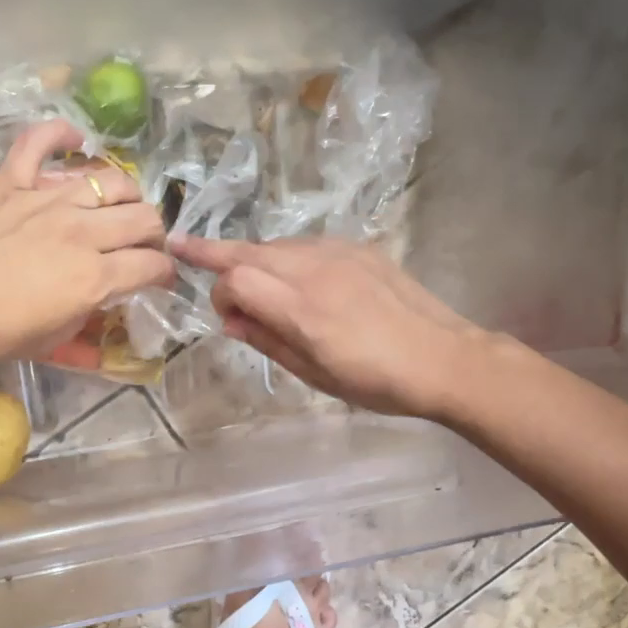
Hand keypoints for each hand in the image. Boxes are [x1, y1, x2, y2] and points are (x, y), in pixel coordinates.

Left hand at [0, 121, 172, 362]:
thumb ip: (86, 312)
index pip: (152, 265)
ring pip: (111, 180)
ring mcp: (46, 200)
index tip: (161, 279)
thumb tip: (100, 293)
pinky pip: (40, 143)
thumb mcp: (51, 340)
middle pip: (143, 219)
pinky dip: (60, 134)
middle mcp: (81, 231)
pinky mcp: (13, 183)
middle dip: (155, 235)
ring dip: (126, 196)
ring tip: (118, 208)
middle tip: (143, 247)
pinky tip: (75, 139)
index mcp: (94, 277)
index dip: (165, 274)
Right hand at [174, 236, 491, 418]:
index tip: (224, 316)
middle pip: (248, 250)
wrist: (444, 359)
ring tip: (254, 284)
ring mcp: (340, 254)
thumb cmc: (376, 382)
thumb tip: (230, 320)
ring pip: (276, 245)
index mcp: (302, 310)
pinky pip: (307, 245)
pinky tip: (297, 281)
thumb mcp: (314, 374)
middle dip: (213, 252)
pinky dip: (286, 258)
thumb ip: (267, 341)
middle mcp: (316, 271)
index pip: (236, 279)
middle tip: (183, 246)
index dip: (219, 294)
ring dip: (254, 259)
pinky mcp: (360, 249)